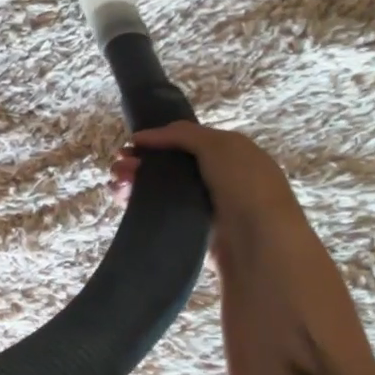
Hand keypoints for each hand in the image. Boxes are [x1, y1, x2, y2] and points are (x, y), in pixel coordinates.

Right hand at [109, 121, 304, 236]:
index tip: (133, 144)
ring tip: (116, 183)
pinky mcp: (188, 224)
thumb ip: (181, 134)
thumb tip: (140, 137)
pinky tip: (121, 198)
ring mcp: (202, 201)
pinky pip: (156, 207)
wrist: (259, 241)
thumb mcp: (219, 146)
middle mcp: (216, 176)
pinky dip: (135, 200)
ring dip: (132, 180)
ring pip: (157, 185)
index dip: (157, 140)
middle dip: (138, 161)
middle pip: (166, 163)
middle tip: (119, 166)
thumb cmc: (245, 186)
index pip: (185, 141)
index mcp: (230, 154)